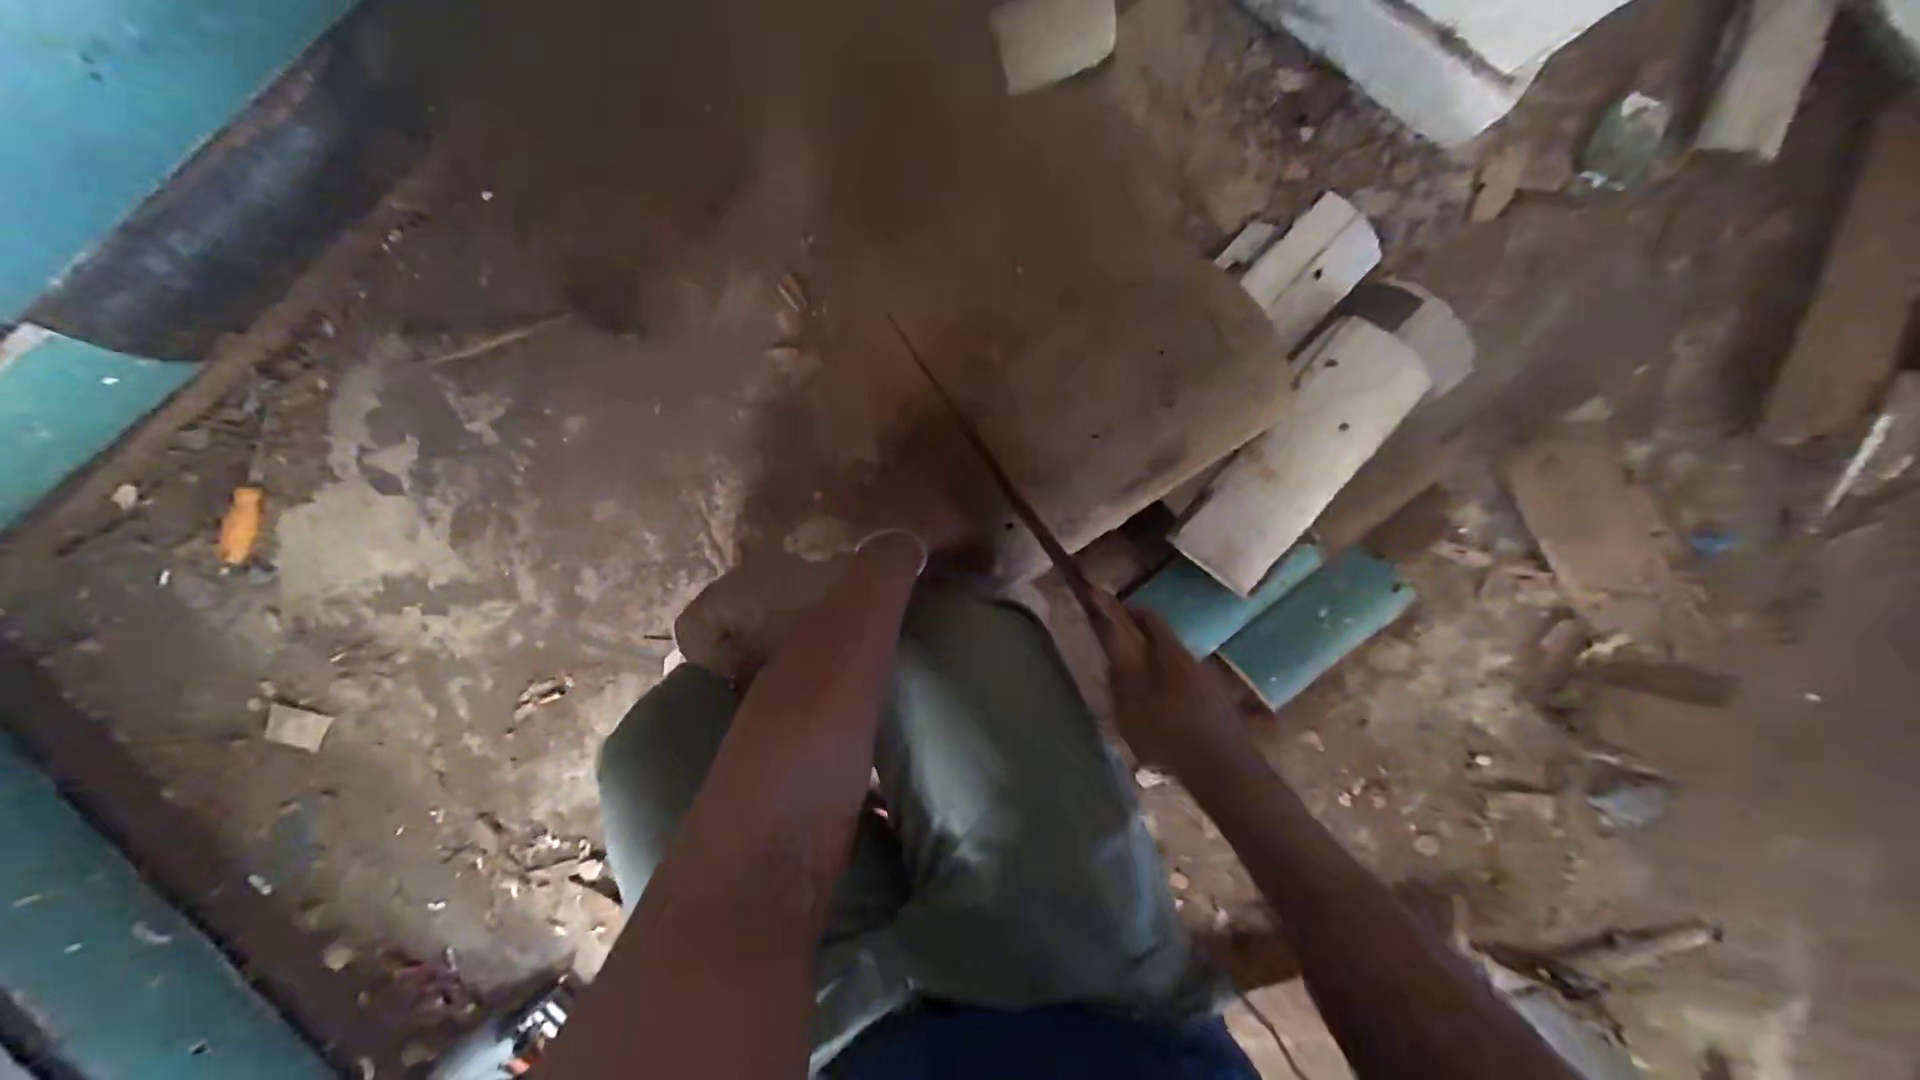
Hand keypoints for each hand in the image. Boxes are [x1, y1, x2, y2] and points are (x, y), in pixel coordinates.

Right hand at [1089, 591, 1250, 775]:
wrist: (1225, 772)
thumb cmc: (1170, 734)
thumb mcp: (1130, 707)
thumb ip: (1118, 678)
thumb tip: (1112, 656)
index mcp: (1171, 654)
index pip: (1150, 618)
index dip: (1129, 612)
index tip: (1111, 612)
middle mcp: (1194, 661)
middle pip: (1165, 642)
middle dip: (1142, 644)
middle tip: (1120, 655)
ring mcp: (1212, 684)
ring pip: (1177, 667)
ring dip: (1158, 672)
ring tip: (1139, 691)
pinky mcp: (1221, 708)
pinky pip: (1189, 689)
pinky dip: (1172, 692)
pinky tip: (1164, 716)